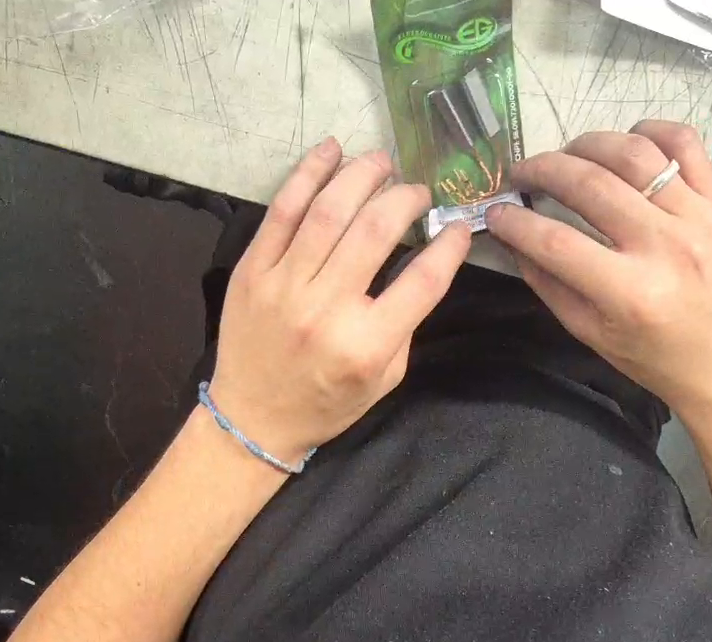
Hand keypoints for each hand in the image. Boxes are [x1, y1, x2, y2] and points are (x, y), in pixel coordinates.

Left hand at [208, 139, 472, 464]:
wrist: (254, 419)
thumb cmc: (326, 404)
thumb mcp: (383, 380)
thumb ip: (405, 325)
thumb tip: (423, 266)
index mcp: (366, 346)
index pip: (421, 281)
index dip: (448, 246)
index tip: (459, 226)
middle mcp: (326, 310)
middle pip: (374, 231)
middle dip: (404, 199)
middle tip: (416, 191)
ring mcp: (284, 286)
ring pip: (328, 211)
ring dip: (361, 176)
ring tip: (381, 162)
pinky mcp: (253, 271)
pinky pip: (281, 211)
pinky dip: (308, 174)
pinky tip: (331, 151)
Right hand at [485, 121, 711, 410]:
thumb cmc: (652, 358)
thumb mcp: (590, 334)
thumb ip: (551, 286)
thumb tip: (516, 241)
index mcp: (629, 293)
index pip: (557, 243)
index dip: (517, 223)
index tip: (495, 212)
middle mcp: (664, 247)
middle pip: (591, 185)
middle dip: (544, 170)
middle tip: (521, 173)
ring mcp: (696, 218)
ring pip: (634, 153)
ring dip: (589, 144)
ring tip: (566, 156)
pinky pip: (685, 144)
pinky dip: (651, 131)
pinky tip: (625, 144)